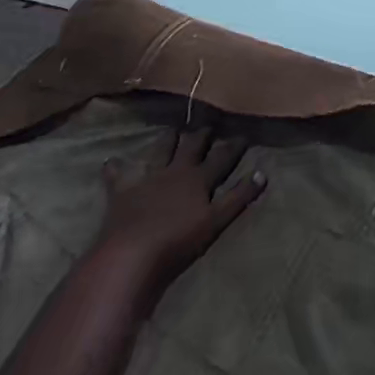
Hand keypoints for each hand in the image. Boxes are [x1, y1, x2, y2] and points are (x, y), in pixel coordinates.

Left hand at [96, 129, 265, 284]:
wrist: (133, 251)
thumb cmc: (178, 240)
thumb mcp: (215, 221)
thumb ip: (238, 197)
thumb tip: (262, 173)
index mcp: (197, 179)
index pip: (220, 158)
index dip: (233, 147)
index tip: (243, 133)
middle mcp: (173, 171)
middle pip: (190, 148)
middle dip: (201, 135)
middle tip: (207, 123)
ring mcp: (147, 178)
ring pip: (159, 152)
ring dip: (166, 140)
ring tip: (171, 129)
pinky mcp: (122, 190)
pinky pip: (118, 175)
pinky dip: (116, 168)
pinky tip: (111, 161)